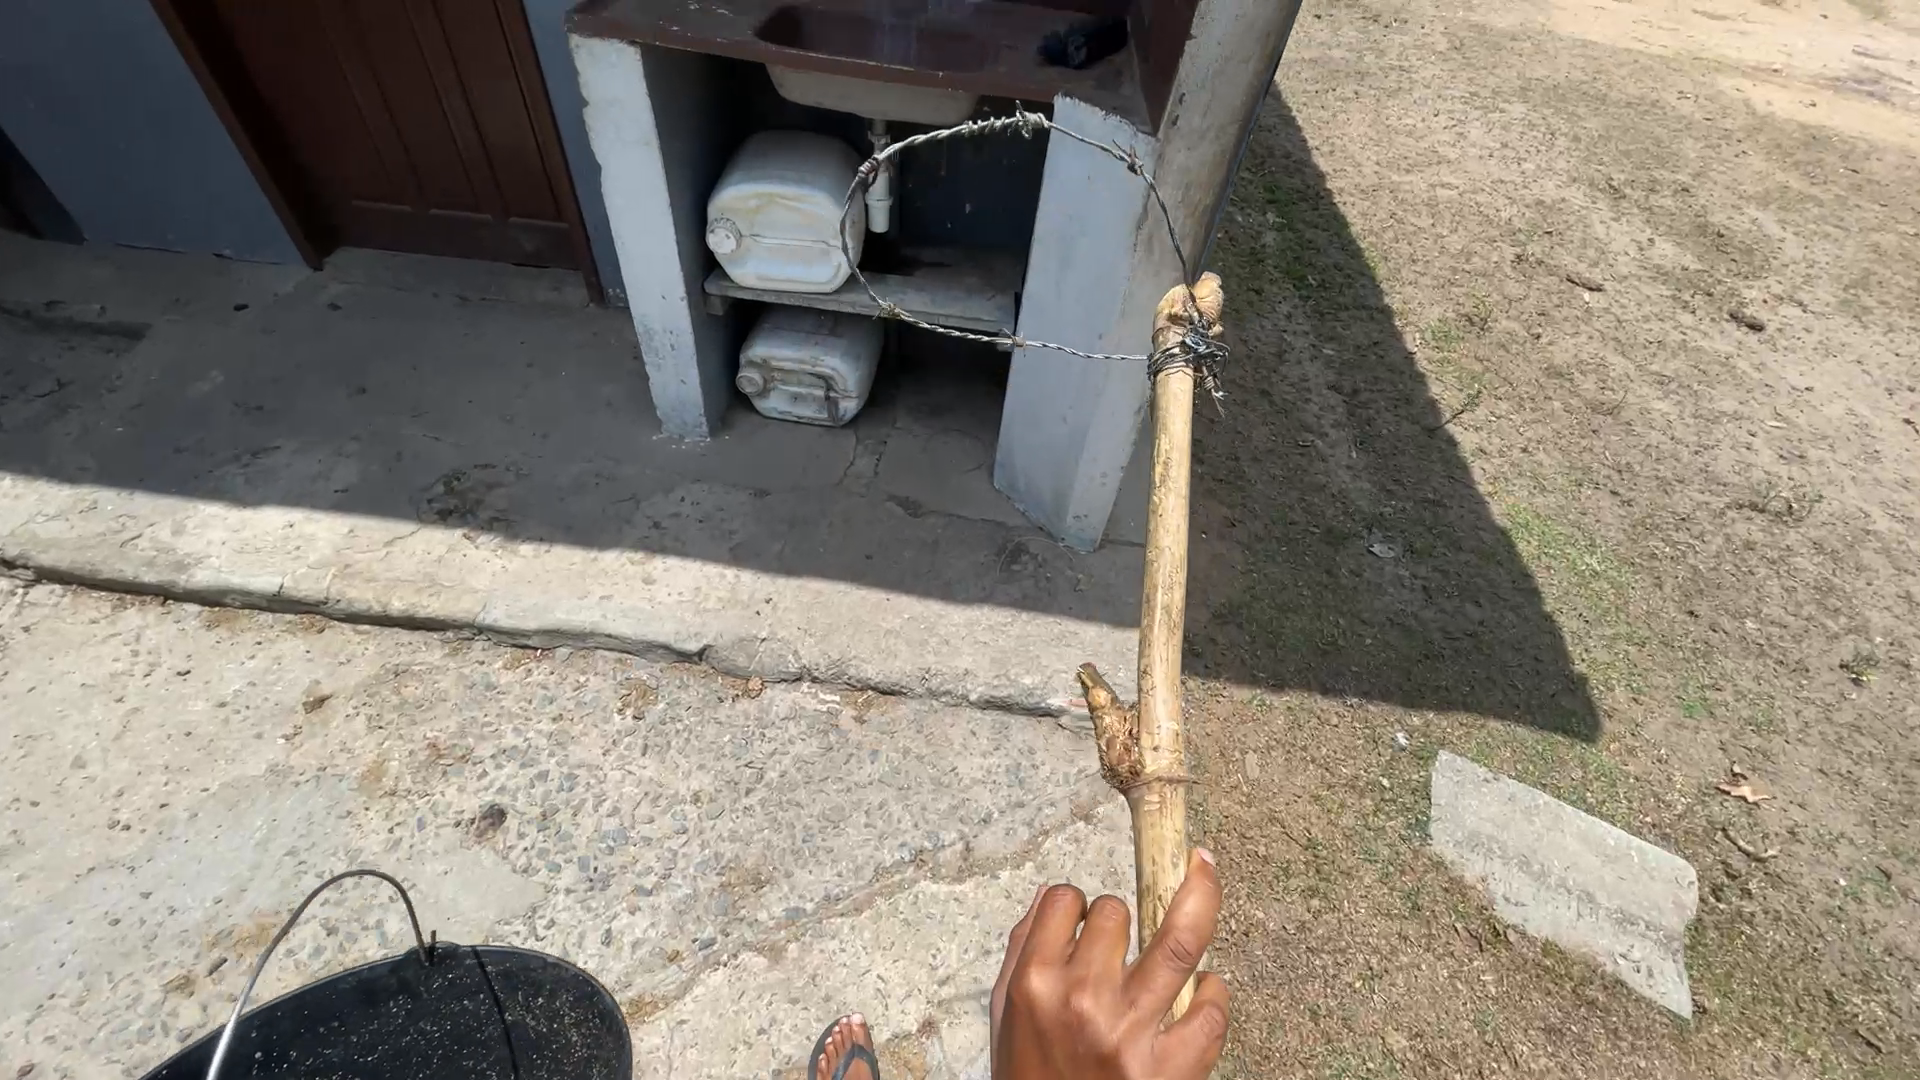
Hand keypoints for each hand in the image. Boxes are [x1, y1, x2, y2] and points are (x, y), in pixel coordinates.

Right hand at [990, 849, 1227, 1079]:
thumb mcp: (1003, 1013)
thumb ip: (1022, 949)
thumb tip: (1053, 898)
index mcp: (1035, 981)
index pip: (1063, 899)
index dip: (1074, 901)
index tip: (1080, 914)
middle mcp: (1082, 998)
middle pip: (1114, 912)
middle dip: (1118, 914)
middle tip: (1121, 936)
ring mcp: (1131, 1034)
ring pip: (1177, 941)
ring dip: (1195, 901)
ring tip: (1205, 868)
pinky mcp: (1171, 1073)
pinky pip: (1209, 1014)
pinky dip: (1215, 993)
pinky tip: (1208, 986)